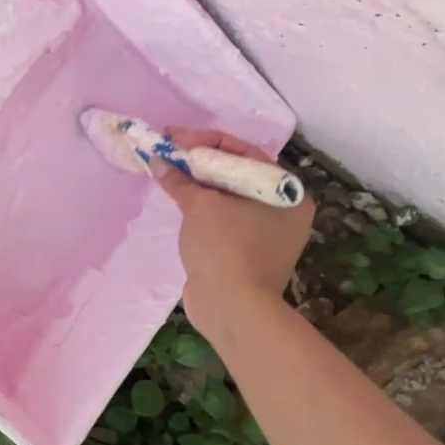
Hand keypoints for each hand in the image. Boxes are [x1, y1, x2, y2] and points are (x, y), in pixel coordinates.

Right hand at [151, 128, 316, 337]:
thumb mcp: (200, 204)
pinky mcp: (246, 247)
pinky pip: (221, 212)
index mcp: (286, 192)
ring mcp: (265, 230)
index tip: (172, 137)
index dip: (204, 140)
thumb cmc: (226, 246)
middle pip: (234, 171)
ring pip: (226, 192)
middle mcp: (282, 208)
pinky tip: (176, 194)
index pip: (243, 152)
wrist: (233, 307)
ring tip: (165, 167)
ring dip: (195, 179)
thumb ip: (179, 178)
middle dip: (197, 158)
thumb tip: (158, 159)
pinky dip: (199, 201)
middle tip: (166, 148)